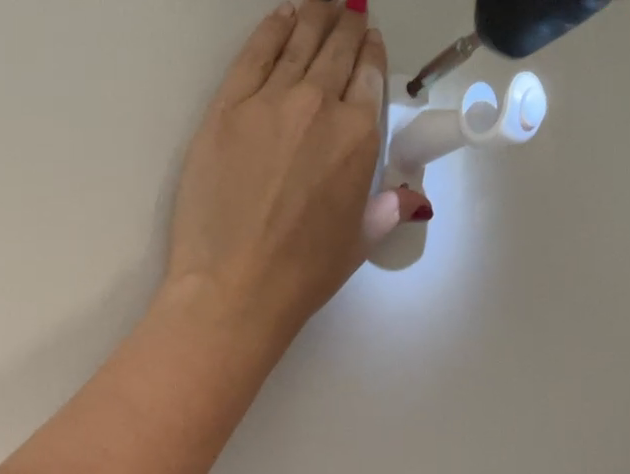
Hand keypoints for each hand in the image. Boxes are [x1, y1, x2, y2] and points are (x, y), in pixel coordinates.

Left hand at [166, 2, 428, 336]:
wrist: (233, 289)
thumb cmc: (299, 277)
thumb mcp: (356, 245)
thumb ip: (383, 210)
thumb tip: (405, 198)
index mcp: (359, 138)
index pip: (369, 76)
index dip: (369, 54)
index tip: (367, 43)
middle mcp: (318, 107)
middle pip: (335, 50)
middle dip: (345, 28)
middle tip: (345, 13)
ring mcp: (268, 103)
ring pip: (297, 42)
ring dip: (312, 19)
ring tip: (319, 6)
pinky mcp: (224, 110)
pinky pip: (253, 55)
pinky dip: (271, 31)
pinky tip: (281, 17)